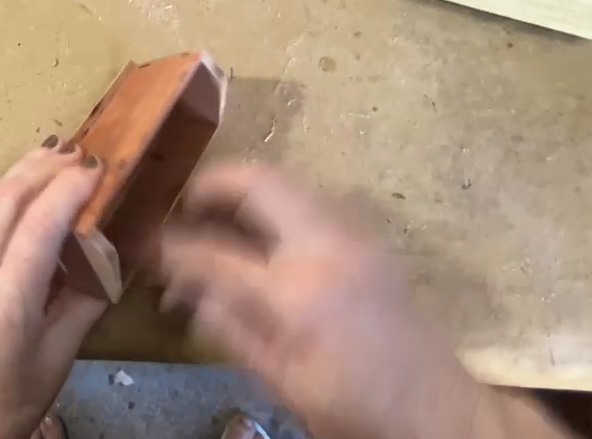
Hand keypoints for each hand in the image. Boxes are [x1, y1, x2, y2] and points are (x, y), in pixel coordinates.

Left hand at [0, 139, 106, 438]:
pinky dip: (5, 193)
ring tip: (56, 154)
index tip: (97, 167)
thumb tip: (108, 244)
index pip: (39, 226)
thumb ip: (86, 295)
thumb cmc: (7, 402)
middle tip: (81, 151)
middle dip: (46, 167)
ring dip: (23, 171)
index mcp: (4, 306)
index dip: (69, 189)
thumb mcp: (59, 356)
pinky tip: (25, 185)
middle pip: (8, 199)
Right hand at [156, 163, 568, 438]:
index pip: (214, 253)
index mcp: (297, 292)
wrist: (446, 414)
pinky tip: (255, 229)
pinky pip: (303, 194)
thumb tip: (182, 287)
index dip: (172, 246)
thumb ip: (230, 328)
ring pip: (281, 178)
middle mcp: (323, 243)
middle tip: (181, 205)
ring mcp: (349, 230)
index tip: (145, 242)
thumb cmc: (359, 411)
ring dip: (239, 186)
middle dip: (208, 183)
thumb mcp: (285, 384)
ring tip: (211, 213)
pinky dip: (269, 197)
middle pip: (254, 180)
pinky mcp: (364, 233)